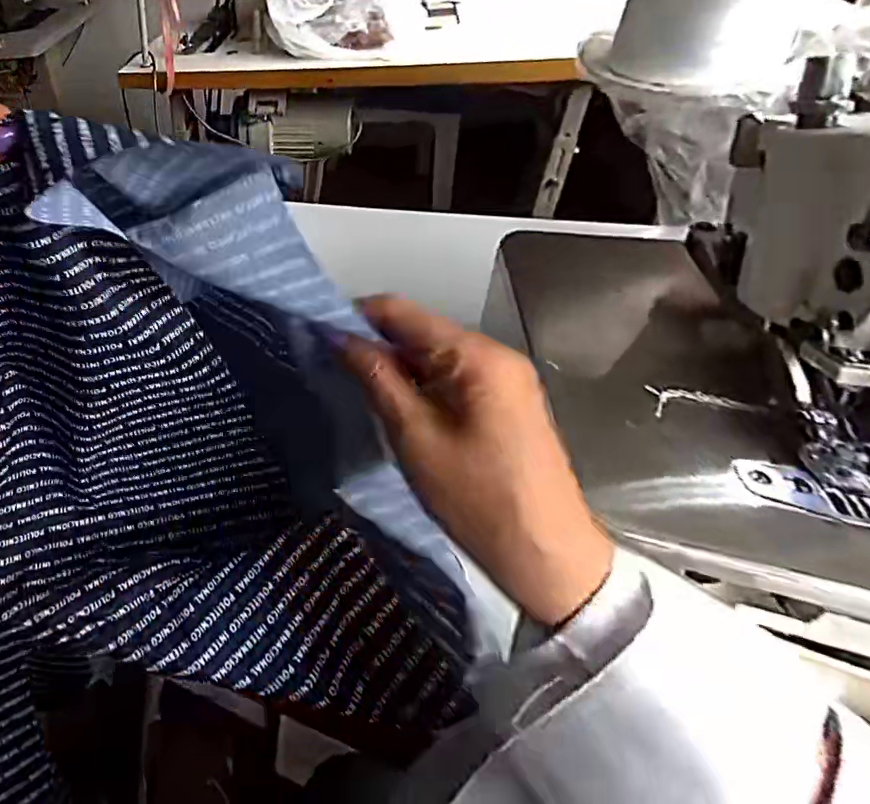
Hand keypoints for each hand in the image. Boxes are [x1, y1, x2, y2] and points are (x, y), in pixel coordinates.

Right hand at [340, 295, 613, 626]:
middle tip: (332, 366)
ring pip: (434, 354)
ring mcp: (506, 377)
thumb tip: (339, 337)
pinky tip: (398, 405)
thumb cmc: (478, 500)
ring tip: (358, 387)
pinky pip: (453, 375)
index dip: (356, 317)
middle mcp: (495, 353)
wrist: (550, 558)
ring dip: (397, 365)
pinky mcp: (507, 400)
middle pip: (420, 330)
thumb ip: (377, 378)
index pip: (402, 311)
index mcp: (476, 355)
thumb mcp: (415, 437)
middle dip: (375, 343)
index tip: (319, 335)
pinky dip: (421, 383)